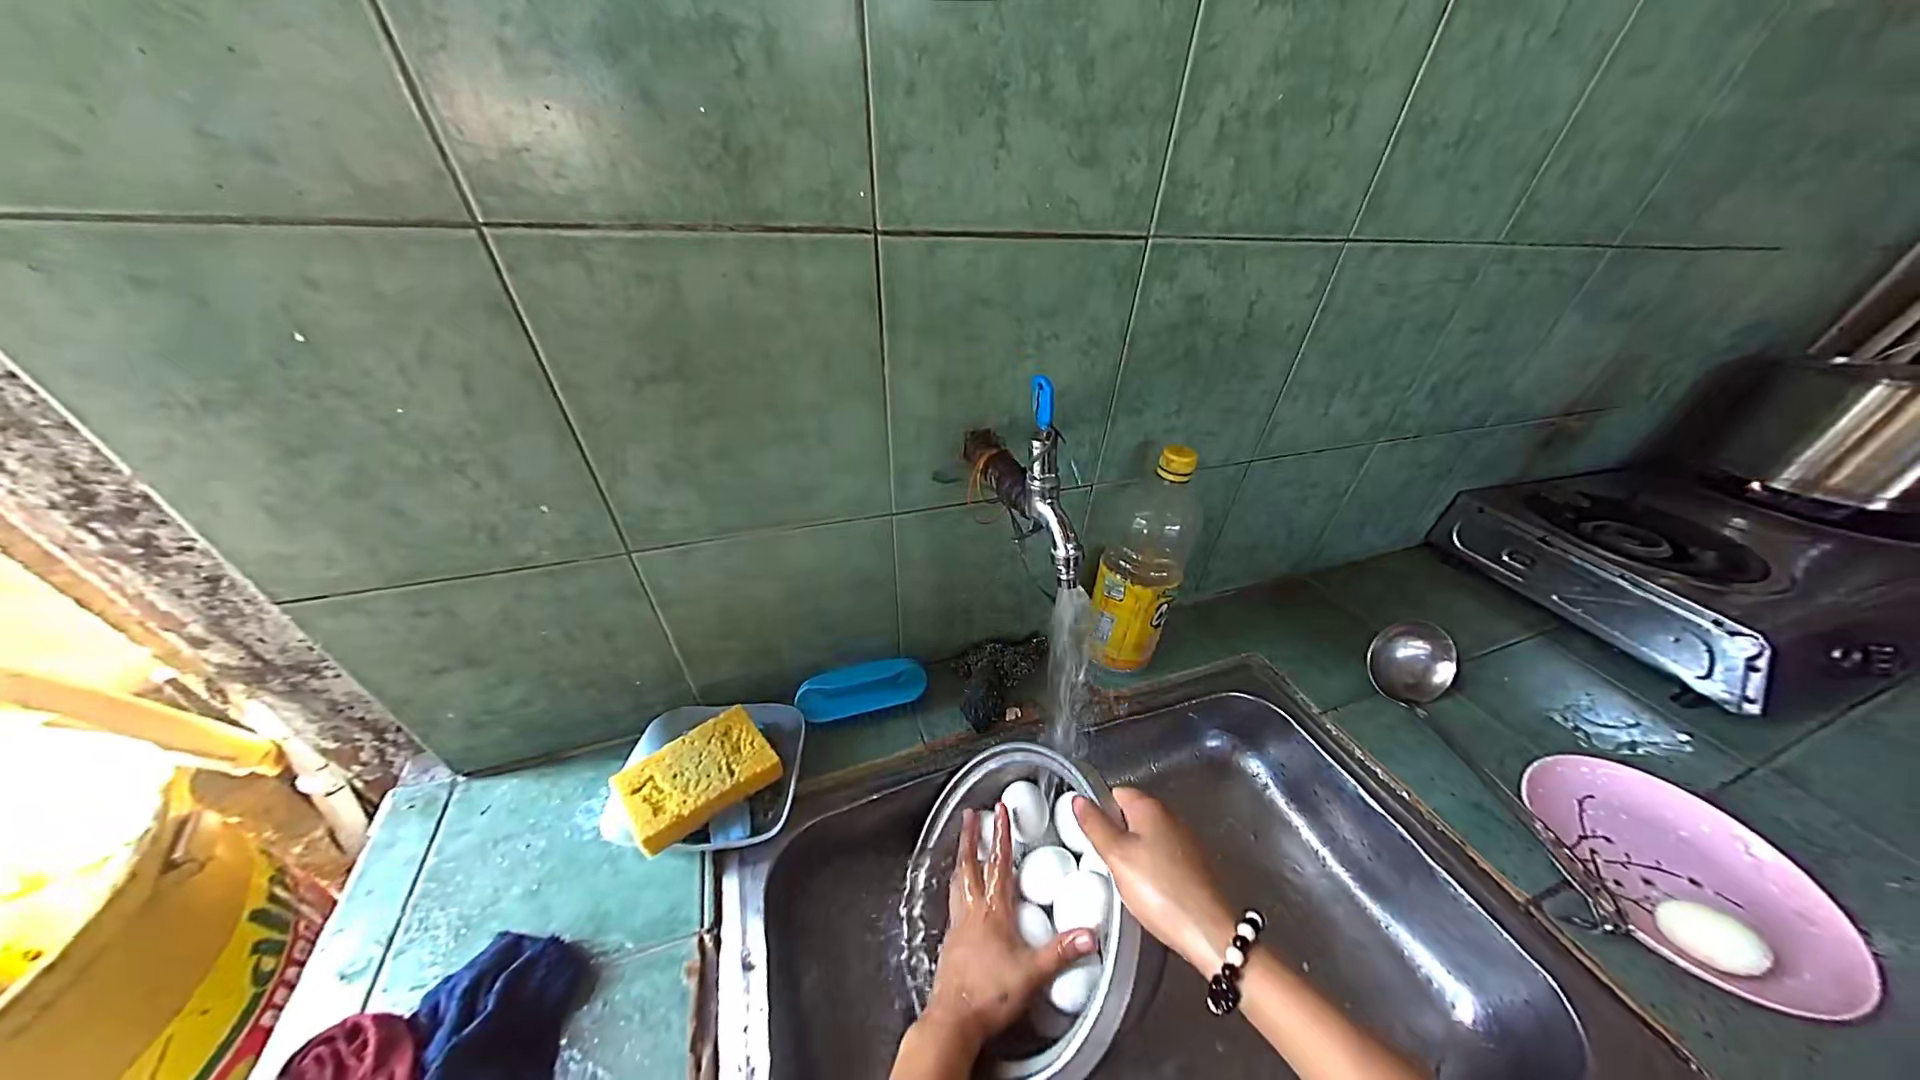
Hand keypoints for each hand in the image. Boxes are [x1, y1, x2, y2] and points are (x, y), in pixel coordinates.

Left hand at [921, 804, 1097, 1048]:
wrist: (954, 1020)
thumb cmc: (989, 994)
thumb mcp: (1033, 973)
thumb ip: (1061, 951)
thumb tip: (1089, 934)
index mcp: (993, 911)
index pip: (998, 864)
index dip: (1002, 835)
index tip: (1000, 812)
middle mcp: (972, 911)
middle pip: (969, 864)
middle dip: (972, 836)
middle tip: (970, 815)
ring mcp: (958, 924)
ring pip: (958, 880)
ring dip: (962, 857)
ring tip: (963, 845)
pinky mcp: (950, 940)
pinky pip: (953, 901)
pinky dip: (956, 886)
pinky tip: (960, 894)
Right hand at [1072, 788, 1238, 969]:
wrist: (1207, 931)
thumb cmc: (1158, 889)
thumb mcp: (1116, 856)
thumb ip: (1095, 825)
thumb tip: (1078, 799)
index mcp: (1151, 806)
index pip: (1115, 792)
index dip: (1100, 811)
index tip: (1094, 837)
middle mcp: (1171, 816)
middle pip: (1131, 815)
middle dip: (1116, 834)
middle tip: (1108, 861)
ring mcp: (1185, 840)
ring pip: (1146, 837)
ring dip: (1133, 853)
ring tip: (1126, 879)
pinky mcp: (1194, 865)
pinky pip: (1162, 856)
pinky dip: (1152, 868)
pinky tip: (1148, 890)